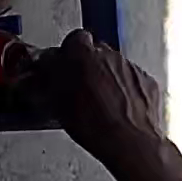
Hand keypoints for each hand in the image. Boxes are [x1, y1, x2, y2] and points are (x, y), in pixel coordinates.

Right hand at [39, 30, 167, 168]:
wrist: (130, 143)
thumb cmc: (92, 123)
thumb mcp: (54, 102)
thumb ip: (44, 81)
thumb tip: (33, 77)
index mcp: (81, 53)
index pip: (73, 38)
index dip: (68, 52)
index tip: (63, 64)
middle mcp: (108, 54)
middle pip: (95, 52)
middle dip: (87, 65)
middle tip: (79, 86)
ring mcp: (130, 67)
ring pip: (114, 66)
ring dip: (107, 78)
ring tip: (100, 104)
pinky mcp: (148, 82)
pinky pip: (132, 80)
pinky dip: (126, 91)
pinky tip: (119, 110)